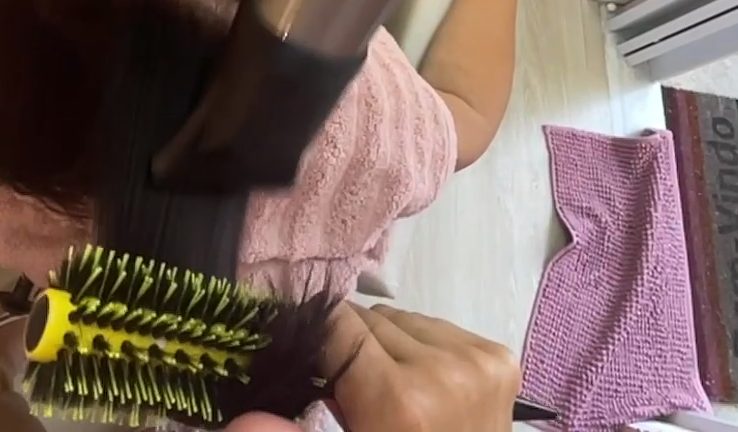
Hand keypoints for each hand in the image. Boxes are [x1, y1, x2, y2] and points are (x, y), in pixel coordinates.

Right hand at [224, 303, 519, 431]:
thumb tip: (238, 418)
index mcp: (400, 403)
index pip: (337, 323)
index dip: (316, 335)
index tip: (302, 349)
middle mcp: (443, 371)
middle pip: (368, 320)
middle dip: (354, 349)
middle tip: (356, 395)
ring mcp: (476, 359)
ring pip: (401, 318)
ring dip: (390, 346)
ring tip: (395, 393)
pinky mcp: (499, 355)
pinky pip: (435, 325)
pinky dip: (423, 348)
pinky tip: (428, 387)